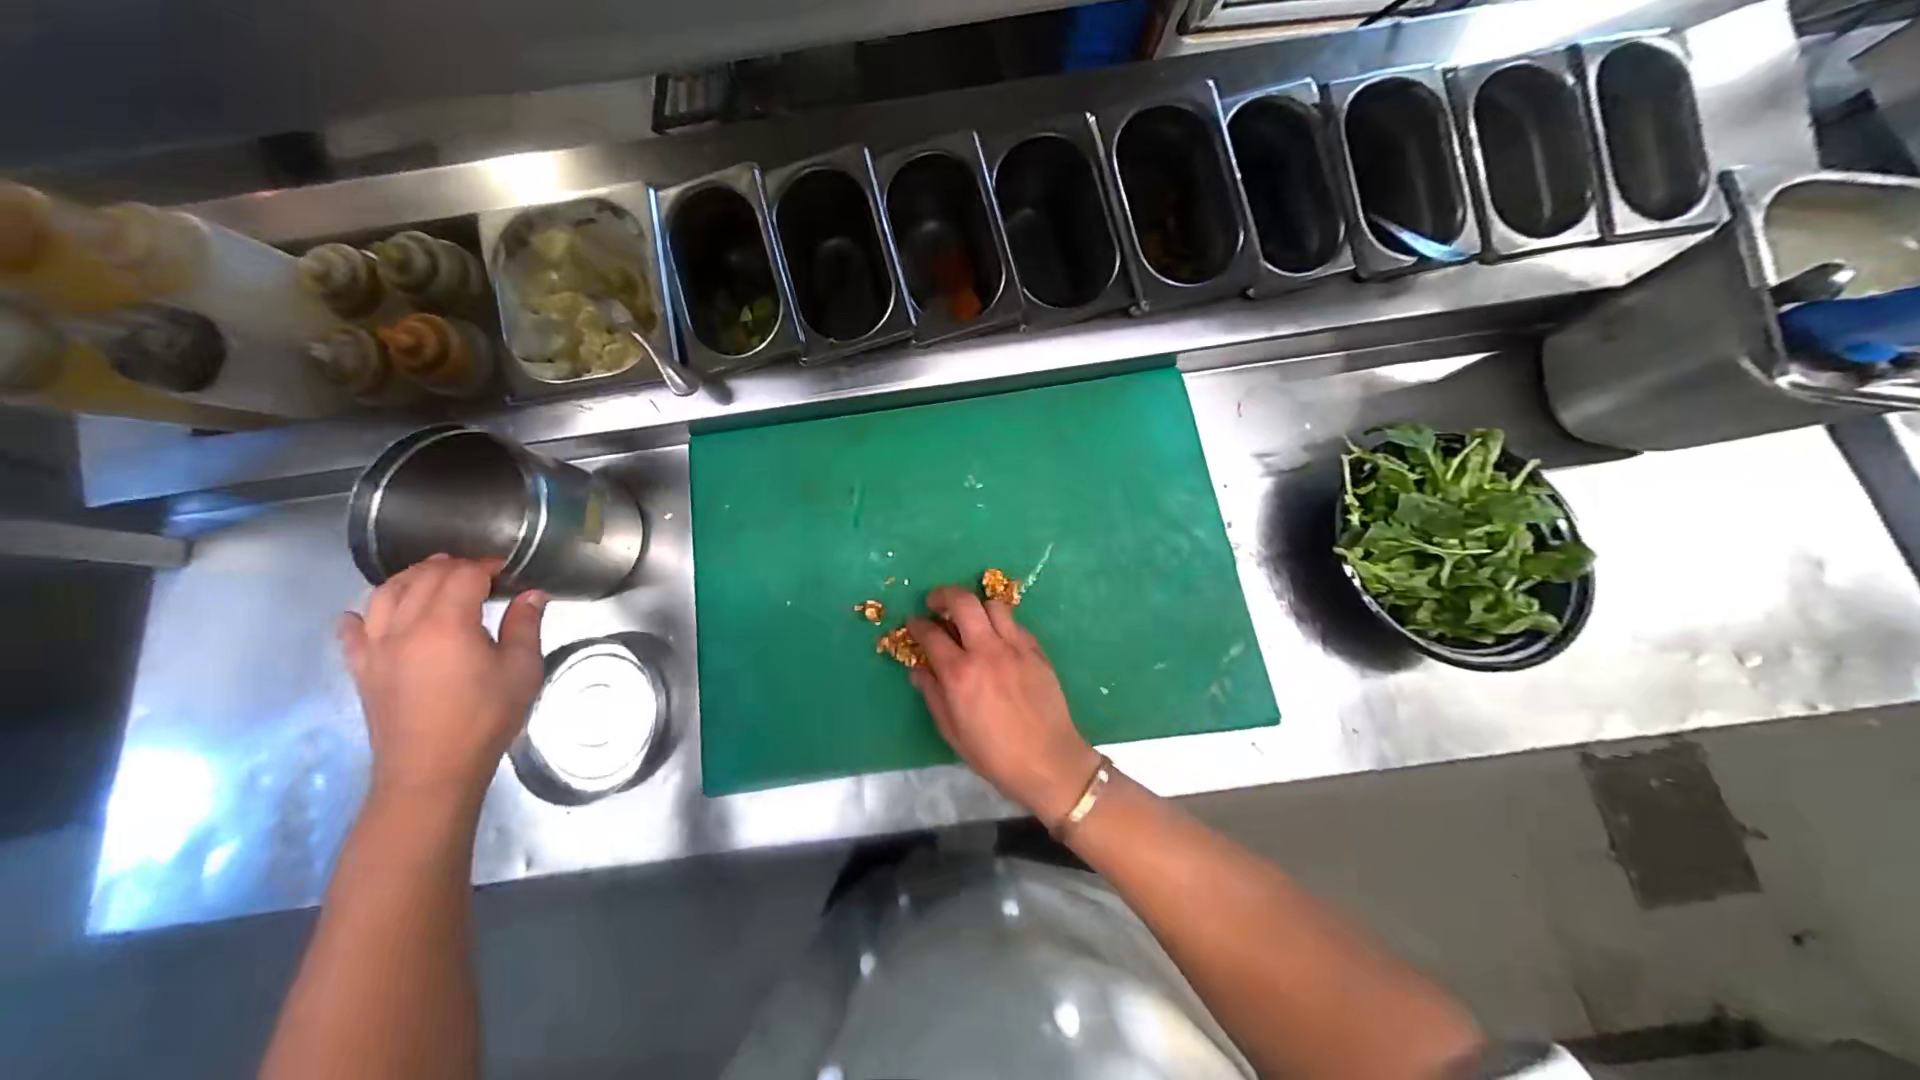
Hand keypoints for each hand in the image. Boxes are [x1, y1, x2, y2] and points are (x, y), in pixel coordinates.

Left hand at [338, 555, 547, 804]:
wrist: (433, 770)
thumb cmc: (485, 717)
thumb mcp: (522, 669)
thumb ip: (524, 626)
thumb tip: (532, 595)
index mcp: (446, 623)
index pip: (462, 575)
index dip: (485, 566)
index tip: (506, 569)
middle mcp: (404, 627)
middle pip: (421, 578)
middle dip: (450, 567)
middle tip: (476, 571)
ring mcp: (376, 648)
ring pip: (383, 595)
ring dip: (408, 579)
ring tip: (430, 578)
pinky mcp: (362, 670)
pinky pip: (352, 633)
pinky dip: (360, 615)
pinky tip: (366, 614)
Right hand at [906, 586, 1100, 824]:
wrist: (1048, 761)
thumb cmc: (994, 755)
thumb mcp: (952, 731)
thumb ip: (932, 694)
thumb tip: (918, 669)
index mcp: (960, 674)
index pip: (931, 633)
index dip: (917, 624)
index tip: (913, 622)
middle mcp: (987, 652)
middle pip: (963, 602)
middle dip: (943, 595)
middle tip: (936, 603)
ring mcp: (1016, 648)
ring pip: (993, 605)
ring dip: (976, 606)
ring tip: (969, 617)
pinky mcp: (1037, 652)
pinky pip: (1015, 625)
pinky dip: (1000, 624)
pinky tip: (997, 640)